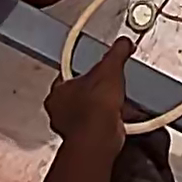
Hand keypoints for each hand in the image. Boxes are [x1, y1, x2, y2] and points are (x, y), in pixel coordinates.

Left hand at [46, 37, 134, 154]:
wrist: (101, 136)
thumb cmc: (95, 105)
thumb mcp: (110, 67)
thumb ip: (117, 51)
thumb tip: (124, 42)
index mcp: (57, 92)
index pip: (67, 75)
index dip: (83, 69)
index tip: (95, 66)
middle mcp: (59, 111)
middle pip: (78, 93)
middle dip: (94, 89)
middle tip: (108, 82)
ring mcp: (71, 127)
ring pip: (88, 110)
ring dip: (102, 106)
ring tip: (118, 97)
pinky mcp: (85, 139)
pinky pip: (98, 123)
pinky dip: (110, 119)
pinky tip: (122, 113)